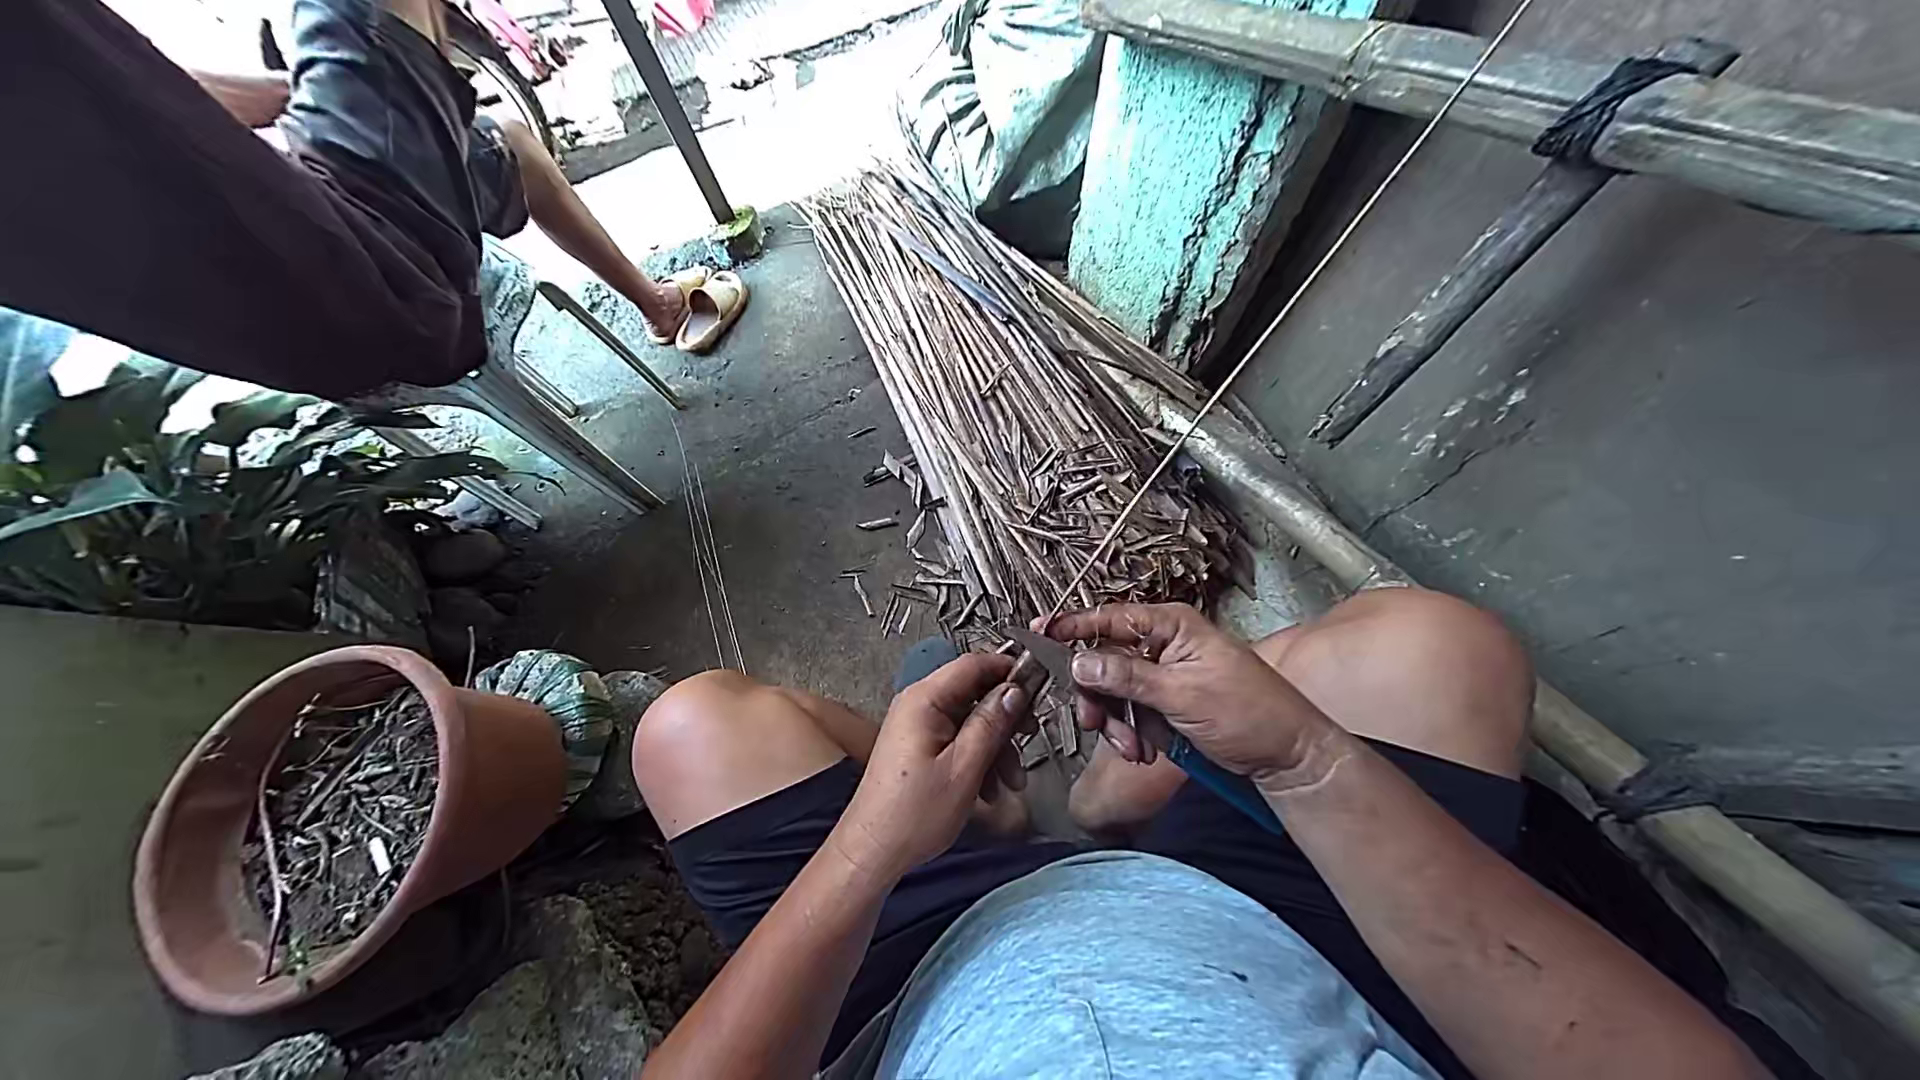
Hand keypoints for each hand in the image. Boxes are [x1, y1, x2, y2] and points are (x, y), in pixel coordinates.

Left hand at [828, 653, 1029, 881]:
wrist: (874, 852)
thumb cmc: (912, 815)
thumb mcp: (964, 768)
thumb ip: (991, 724)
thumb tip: (1014, 691)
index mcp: (924, 700)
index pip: (973, 664)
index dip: (1008, 670)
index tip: (1036, 685)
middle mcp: (918, 704)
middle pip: (974, 692)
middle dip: (1005, 718)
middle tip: (1029, 736)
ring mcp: (917, 725)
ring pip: (970, 719)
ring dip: (996, 745)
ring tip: (1010, 780)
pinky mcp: (919, 745)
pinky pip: (957, 737)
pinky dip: (978, 757)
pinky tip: (989, 788)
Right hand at [1045, 603, 1341, 790]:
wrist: (1286, 757)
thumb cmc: (1248, 713)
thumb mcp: (1182, 693)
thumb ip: (1126, 676)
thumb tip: (1079, 660)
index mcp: (1170, 625)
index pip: (1109, 618)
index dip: (1072, 626)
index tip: (1040, 634)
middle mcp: (1161, 644)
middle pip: (1102, 659)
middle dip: (1096, 695)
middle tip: (1094, 722)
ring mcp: (1161, 674)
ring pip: (1111, 690)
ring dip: (1114, 721)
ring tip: (1132, 747)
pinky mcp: (1162, 701)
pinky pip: (1127, 711)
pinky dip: (1128, 732)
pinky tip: (1142, 751)